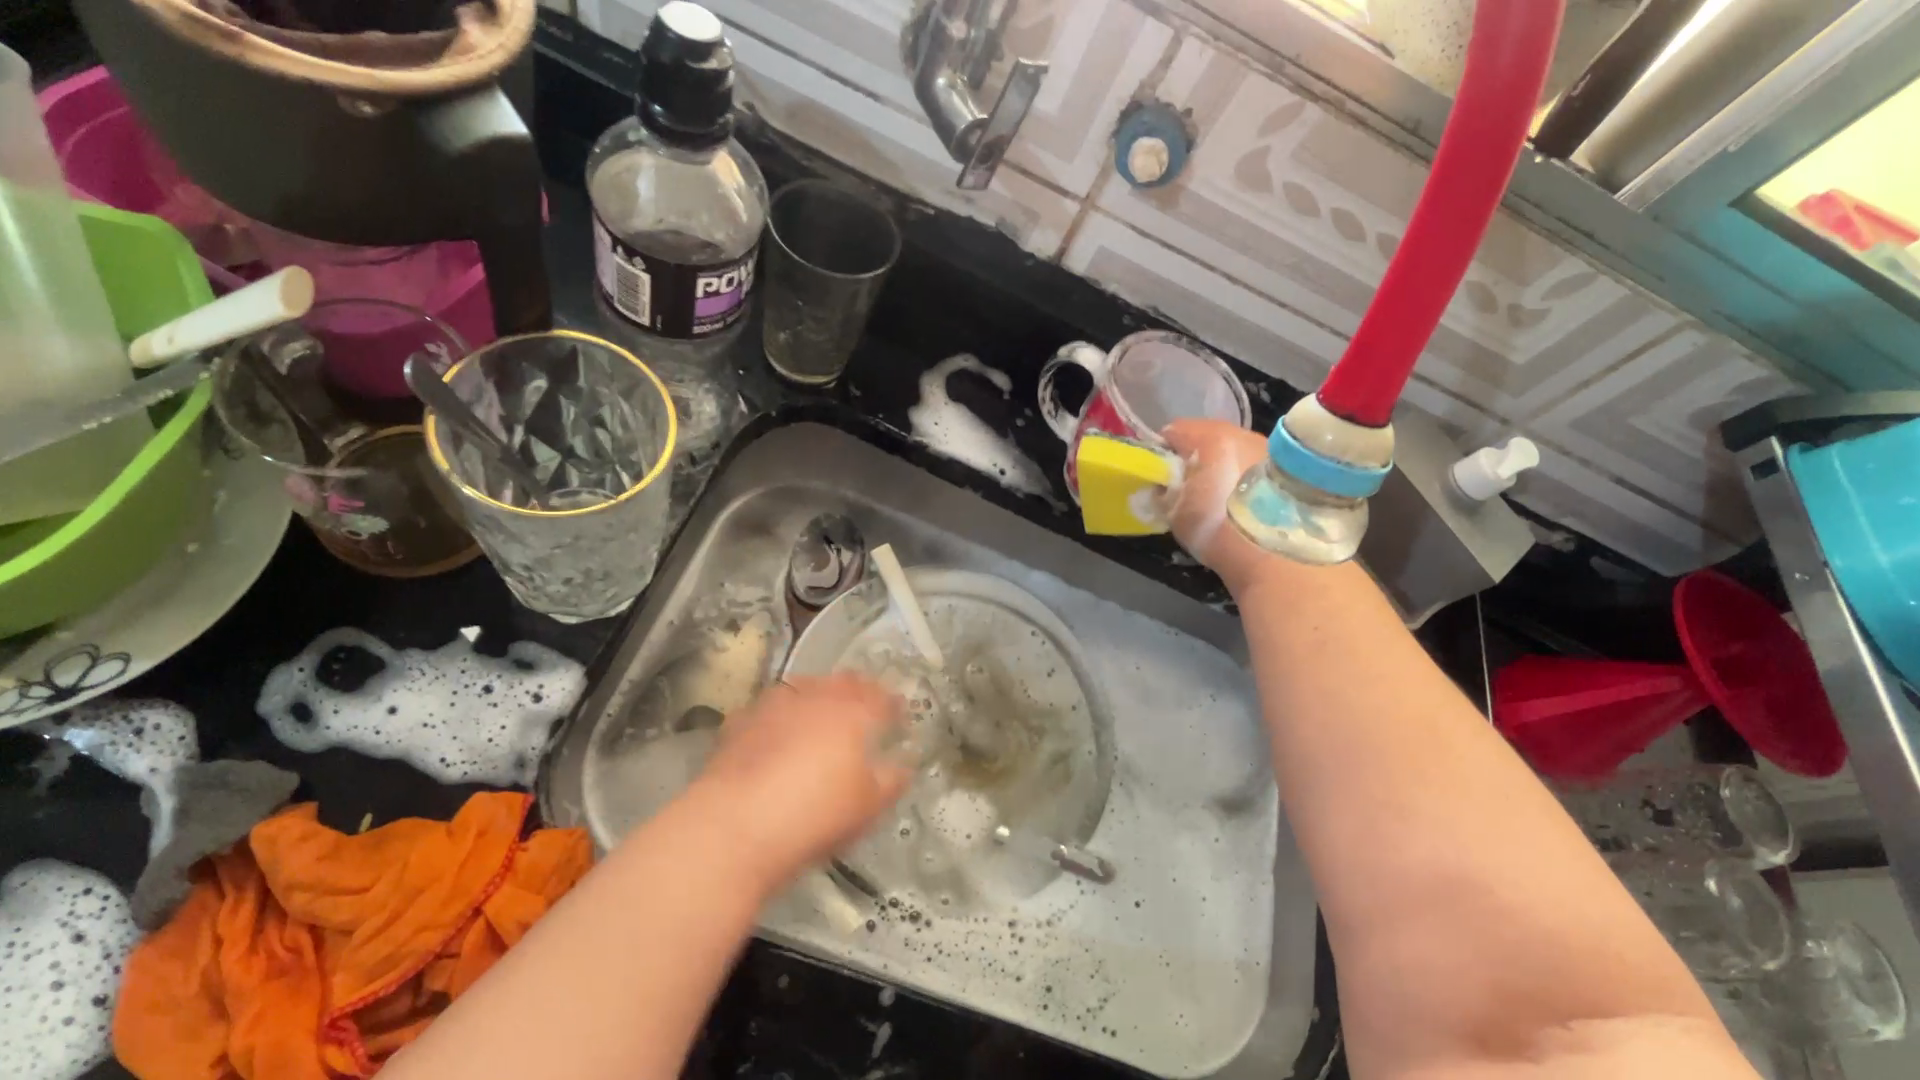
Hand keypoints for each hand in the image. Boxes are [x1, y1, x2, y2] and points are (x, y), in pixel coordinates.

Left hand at [688, 675, 913, 890]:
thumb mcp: (868, 807)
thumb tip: (902, 765)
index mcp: (854, 713)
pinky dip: (780, 715)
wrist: (736, 826)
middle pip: (842, 683)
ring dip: (816, 695)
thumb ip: (891, 780)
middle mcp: (815, 698)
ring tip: (821, 713)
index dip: (893, 704)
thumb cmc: (815, 816)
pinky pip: (769, 708)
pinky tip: (777, 732)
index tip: (899, 713)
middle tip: (864, 706)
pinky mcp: (740, 721)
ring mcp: (774, 705)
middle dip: (857, 691)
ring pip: (803, 687)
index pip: (882, 698)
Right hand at [1160, 419, 1278, 594]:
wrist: (1274, 554)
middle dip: (1195, 458)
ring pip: (1235, 451)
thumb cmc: (1216, 528)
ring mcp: (1268, 449)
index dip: (1163, 451)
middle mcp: (1242, 433)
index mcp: (1210, 436)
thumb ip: (1165, 492)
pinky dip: (1244, 479)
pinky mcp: (1287, 469)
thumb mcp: (1174, 514)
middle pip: (1208, 437)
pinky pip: (1254, 467)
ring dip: (1223, 468)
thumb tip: (1163, 486)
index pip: (1174, 431)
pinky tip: (1241, 504)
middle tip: (1187, 487)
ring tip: (1218, 498)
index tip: (1160, 474)